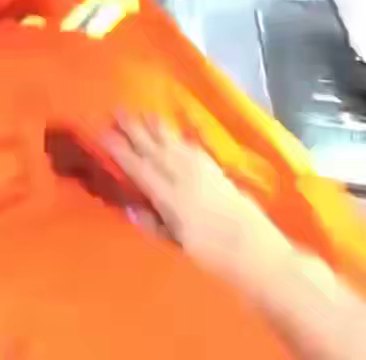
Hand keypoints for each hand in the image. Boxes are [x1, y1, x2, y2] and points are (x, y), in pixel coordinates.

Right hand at [104, 114, 297, 286]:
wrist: (262, 256)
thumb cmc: (216, 257)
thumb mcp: (179, 245)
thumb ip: (154, 224)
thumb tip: (132, 207)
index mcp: (167, 195)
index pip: (136, 165)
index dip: (118, 147)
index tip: (102, 131)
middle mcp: (181, 175)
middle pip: (152, 146)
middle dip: (133, 127)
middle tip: (116, 108)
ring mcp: (200, 169)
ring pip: (171, 140)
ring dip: (154, 125)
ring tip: (141, 111)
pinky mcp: (217, 170)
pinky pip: (193, 144)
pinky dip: (182, 135)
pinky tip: (177, 130)